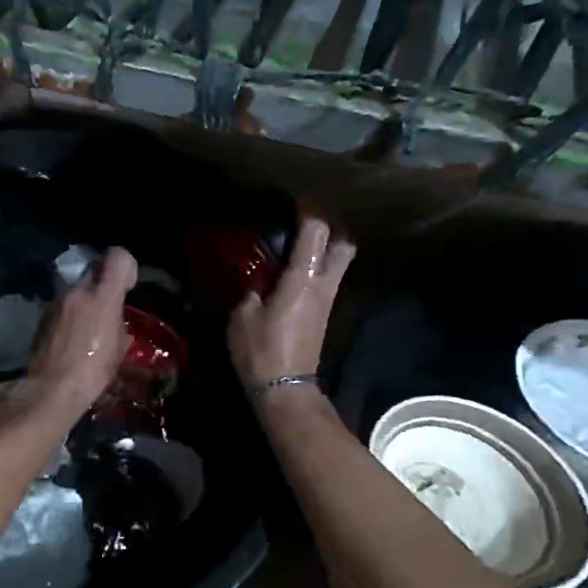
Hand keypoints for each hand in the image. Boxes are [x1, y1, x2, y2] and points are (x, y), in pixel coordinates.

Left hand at [23, 246, 136, 415]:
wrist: (51, 388)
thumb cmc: (92, 372)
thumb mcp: (118, 351)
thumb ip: (119, 327)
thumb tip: (117, 324)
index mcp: (103, 298)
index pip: (117, 258)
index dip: (125, 265)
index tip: (127, 285)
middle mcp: (78, 292)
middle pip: (95, 272)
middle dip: (103, 285)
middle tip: (108, 309)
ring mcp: (57, 302)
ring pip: (77, 290)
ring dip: (86, 301)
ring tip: (89, 329)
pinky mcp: (43, 315)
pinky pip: (63, 305)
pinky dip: (71, 314)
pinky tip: (72, 337)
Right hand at [229, 217, 354, 389]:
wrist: (285, 389)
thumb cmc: (262, 351)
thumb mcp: (242, 317)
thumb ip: (250, 292)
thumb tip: (255, 283)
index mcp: (302, 279)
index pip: (316, 231)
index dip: (309, 209)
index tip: (294, 198)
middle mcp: (323, 285)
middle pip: (344, 244)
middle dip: (332, 226)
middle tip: (308, 219)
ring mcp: (328, 300)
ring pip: (340, 262)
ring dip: (327, 247)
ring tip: (301, 240)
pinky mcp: (324, 314)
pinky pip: (328, 279)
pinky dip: (319, 266)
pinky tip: (297, 269)